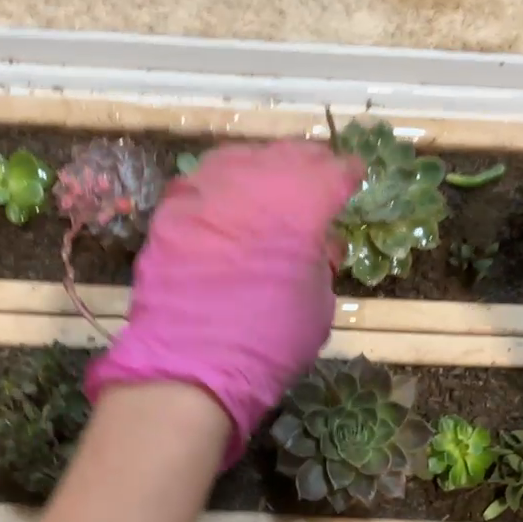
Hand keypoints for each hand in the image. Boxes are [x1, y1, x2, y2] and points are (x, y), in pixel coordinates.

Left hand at [84, 140, 362, 461]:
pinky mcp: (171, 211)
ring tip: (269, 182)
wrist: (191, 366)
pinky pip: (202, 182)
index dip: (346, 173)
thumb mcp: (318, 304)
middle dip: (305, 163)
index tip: (351, 177)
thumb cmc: (269, 342)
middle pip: (286, 155)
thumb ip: (321, 261)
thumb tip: (318, 241)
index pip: (332, 171)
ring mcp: (208, 193)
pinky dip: (221, 184)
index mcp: (301, 206)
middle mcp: (254, 185)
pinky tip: (228, 201)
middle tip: (313, 173)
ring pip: (241, 158)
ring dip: (261, 166)